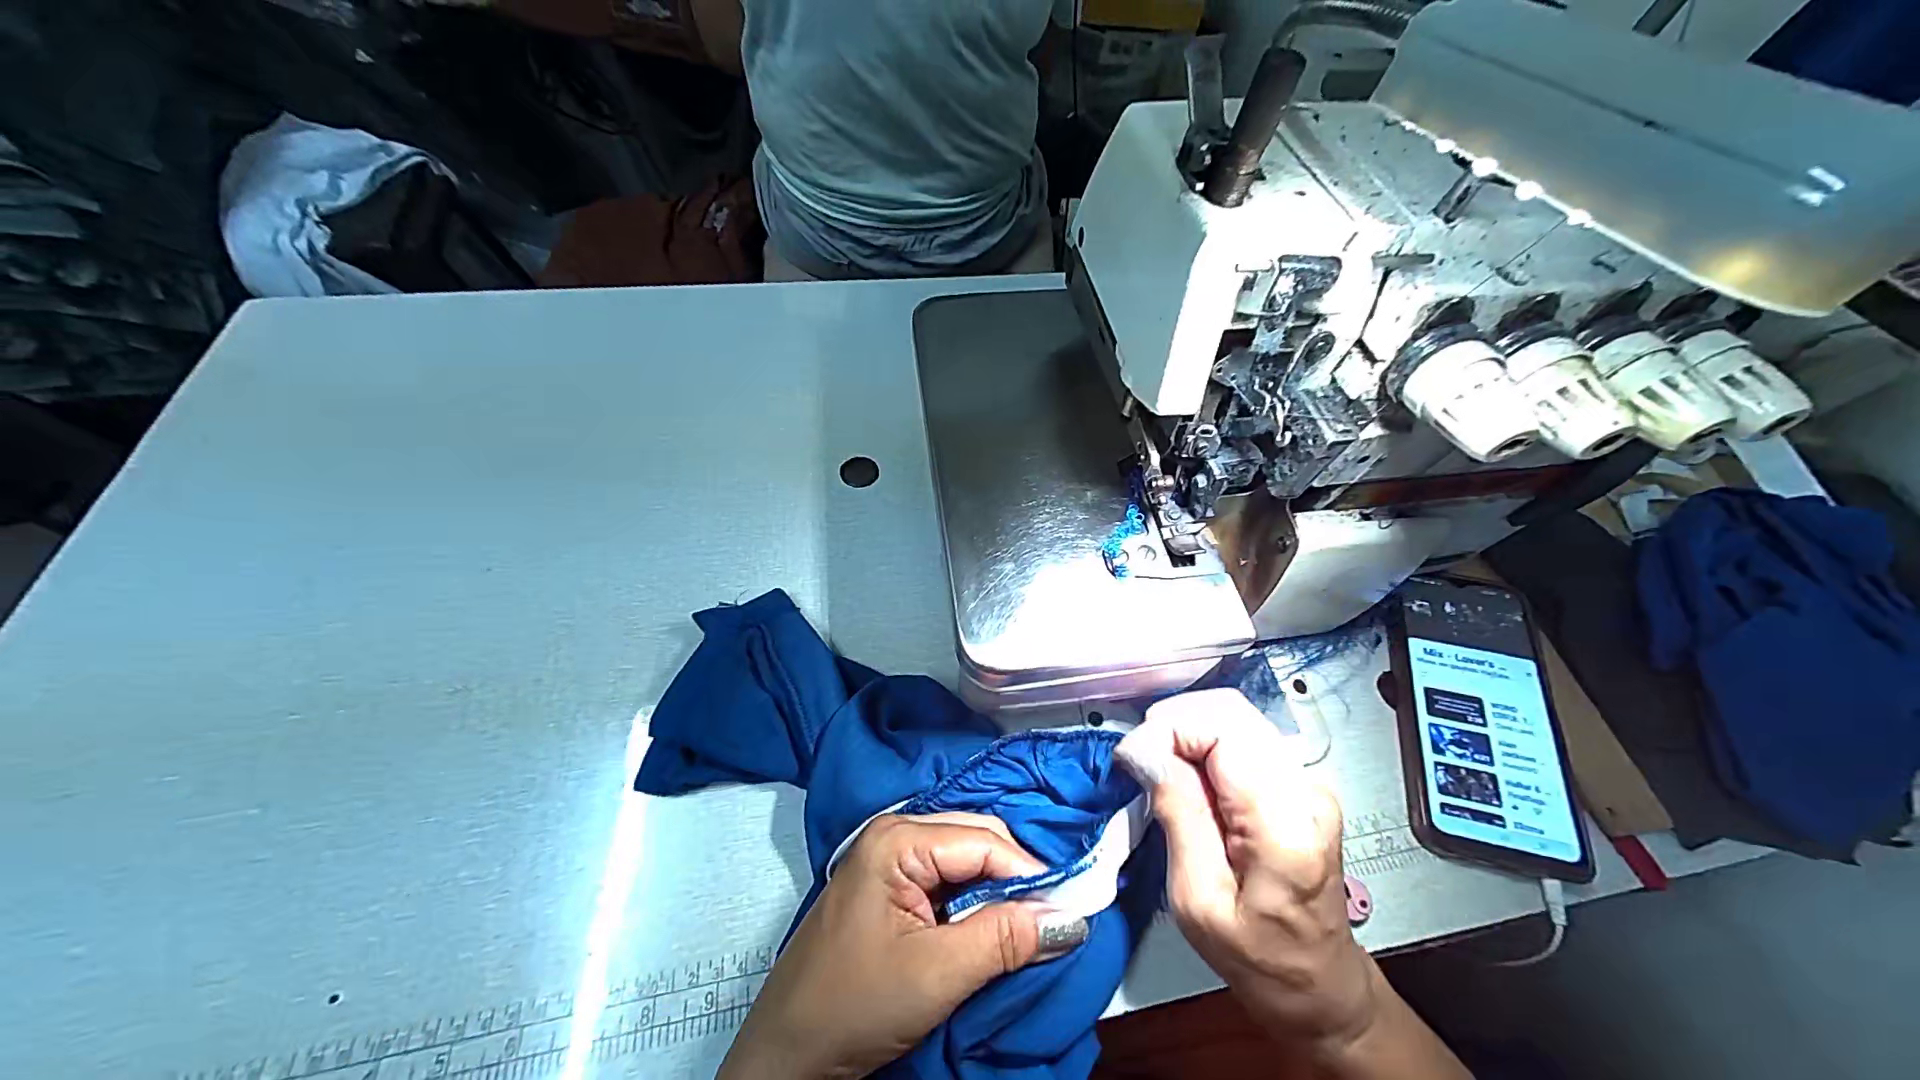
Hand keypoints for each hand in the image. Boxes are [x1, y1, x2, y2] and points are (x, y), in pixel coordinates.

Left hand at [718, 813, 1089, 1079]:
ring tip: (1030, 926)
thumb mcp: (937, 974)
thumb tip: (1068, 919)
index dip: (1032, 874)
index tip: (1072, 909)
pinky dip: (978, 899)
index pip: (984, 841)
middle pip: (978, 841)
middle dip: (1018, 879)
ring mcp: (891, 857)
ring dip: (1001, 891)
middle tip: (1055, 920)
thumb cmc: (852, 1007)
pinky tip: (994, 924)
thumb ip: (1004, 939)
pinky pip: (951, 878)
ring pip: (968, 859)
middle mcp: (895, 833)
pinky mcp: (893, 884)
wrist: (787, 1052)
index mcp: (897, 839)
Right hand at [1116, 689, 1467, 1077]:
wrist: (1320, 983)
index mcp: (1285, 826)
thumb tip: (1146, 752)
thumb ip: (1177, 816)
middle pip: (1231, 710)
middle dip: (1174, 723)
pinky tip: (1189, 777)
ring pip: (1235, 716)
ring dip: (1187, 731)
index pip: (1222, 730)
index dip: (1168, 730)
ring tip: (1161, 770)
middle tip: (1141, 760)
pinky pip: (1242, 735)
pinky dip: (1205, 743)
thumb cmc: (1260, 958)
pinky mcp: (1299, 781)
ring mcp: (1308, 782)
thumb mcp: (1197, 900)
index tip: (1133, 757)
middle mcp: (1307, 790)